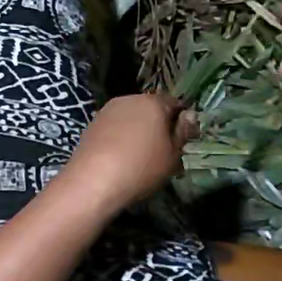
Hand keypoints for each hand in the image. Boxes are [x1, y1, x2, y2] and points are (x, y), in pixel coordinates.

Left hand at [61, 94, 196, 210]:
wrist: (93, 181)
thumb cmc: (142, 167)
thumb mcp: (172, 155)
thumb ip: (182, 133)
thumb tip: (190, 115)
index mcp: (153, 102)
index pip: (175, 103)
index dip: (181, 120)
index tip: (183, 140)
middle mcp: (130, 99)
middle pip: (151, 108)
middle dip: (158, 124)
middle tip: (163, 150)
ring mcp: (107, 111)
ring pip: (131, 118)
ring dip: (138, 131)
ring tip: (141, 157)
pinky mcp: (91, 125)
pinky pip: (115, 128)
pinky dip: (121, 138)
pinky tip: (121, 159)